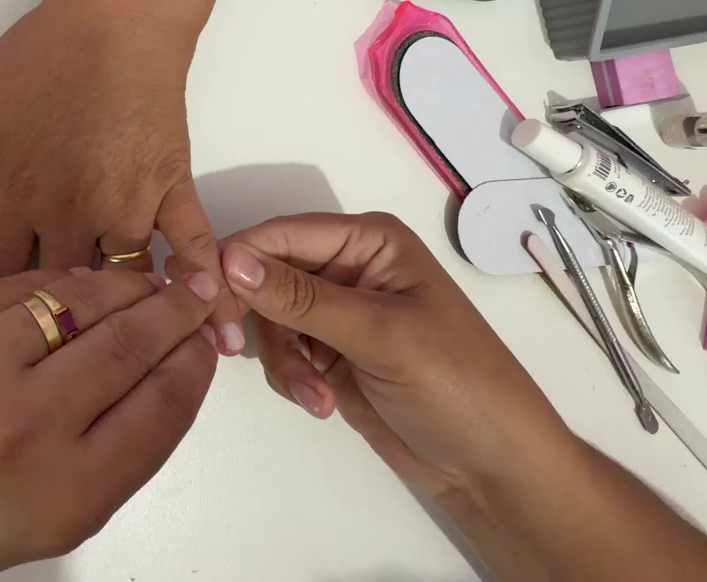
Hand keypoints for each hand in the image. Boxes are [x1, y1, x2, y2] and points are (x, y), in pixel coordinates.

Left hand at [0, 0, 243, 352]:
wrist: (119, 16)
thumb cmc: (46, 51)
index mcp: (18, 194)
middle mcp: (71, 212)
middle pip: (58, 294)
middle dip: (53, 329)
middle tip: (48, 362)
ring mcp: (127, 204)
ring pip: (120, 284)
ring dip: (119, 322)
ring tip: (118, 365)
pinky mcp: (172, 189)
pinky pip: (192, 248)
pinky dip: (204, 293)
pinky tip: (217, 339)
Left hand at [0, 267, 219, 580]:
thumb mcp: (57, 515)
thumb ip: (118, 448)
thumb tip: (165, 367)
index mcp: (64, 491)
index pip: (159, 408)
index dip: (193, 365)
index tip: (206, 342)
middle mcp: (24, 422)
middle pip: (128, 346)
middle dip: (173, 313)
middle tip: (194, 295)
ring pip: (81, 300)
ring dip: (128, 284)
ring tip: (151, 281)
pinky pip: (28, 284)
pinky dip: (70, 279)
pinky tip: (92, 280)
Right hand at [220, 213, 575, 500]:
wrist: (495, 472)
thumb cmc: (457, 385)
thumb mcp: (379, 335)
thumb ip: (300, 298)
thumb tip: (230, 259)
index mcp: (366, 241)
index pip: (281, 234)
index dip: (240, 260)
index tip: (211, 300)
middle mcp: (346, 266)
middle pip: (265, 272)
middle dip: (256, 314)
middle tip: (233, 347)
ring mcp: (336, 312)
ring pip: (268, 316)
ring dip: (281, 357)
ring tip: (313, 394)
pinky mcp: (328, 352)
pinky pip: (281, 350)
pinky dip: (290, 376)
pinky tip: (319, 402)